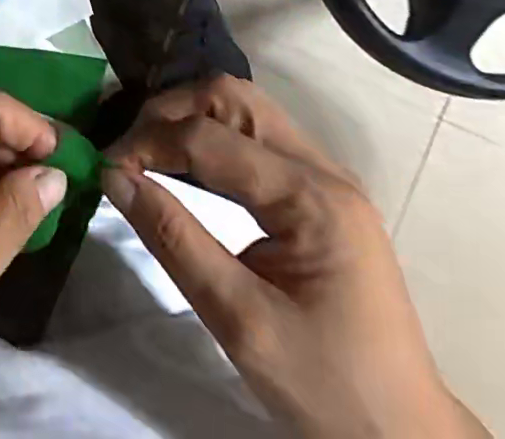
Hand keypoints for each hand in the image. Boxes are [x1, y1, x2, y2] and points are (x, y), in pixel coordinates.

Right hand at [104, 75, 488, 438]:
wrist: (401, 434)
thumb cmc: (323, 381)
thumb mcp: (236, 316)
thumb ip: (171, 237)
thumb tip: (110, 175)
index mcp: (313, 200)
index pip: (206, 137)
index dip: (145, 144)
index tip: (104, 171)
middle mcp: (324, 173)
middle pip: (232, 99)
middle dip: (167, 113)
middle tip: (127, 153)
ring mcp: (324, 180)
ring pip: (241, 109)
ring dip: (185, 119)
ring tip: (145, 155)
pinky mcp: (315, 194)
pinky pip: (251, 137)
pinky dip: (205, 137)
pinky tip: (179, 166)